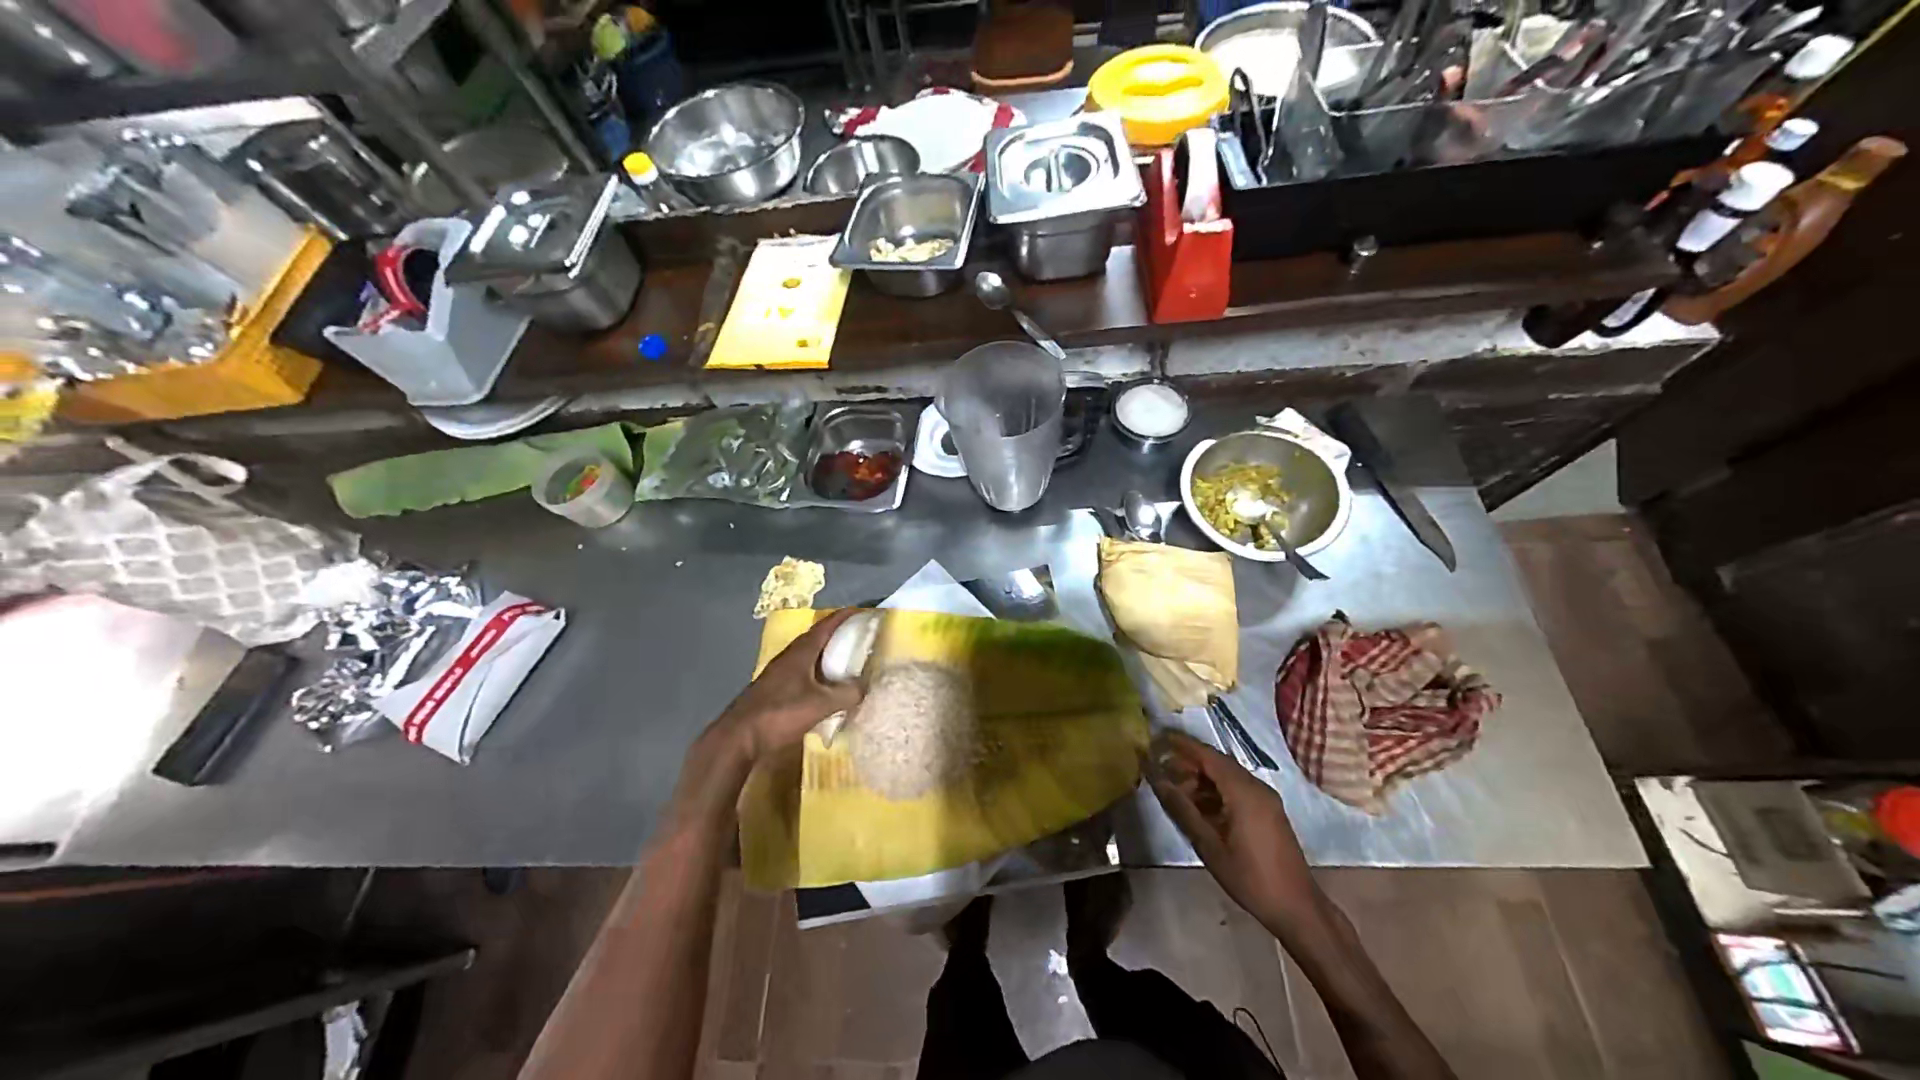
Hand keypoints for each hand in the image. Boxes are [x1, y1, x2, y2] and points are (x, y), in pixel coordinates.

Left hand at [716, 607, 865, 761]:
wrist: (739, 737)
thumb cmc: (780, 713)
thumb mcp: (820, 704)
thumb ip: (846, 694)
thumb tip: (864, 686)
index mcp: (800, 653)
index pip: (825, 626)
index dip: (843, 617)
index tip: (861, 611)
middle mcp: (788, 658)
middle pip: (816, 639)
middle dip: (836, 635)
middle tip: (858, 637)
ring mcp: (778, 675)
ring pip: (808, 658)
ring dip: (825, 656)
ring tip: (845, 662)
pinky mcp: (774, 691)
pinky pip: (802, 675)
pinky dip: (817, 675)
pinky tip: (824, 689)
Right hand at [1146, 730, 1325, 939]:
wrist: (1296, 907)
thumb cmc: (1250, 877)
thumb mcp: (1209, 845)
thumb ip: (1182, 809)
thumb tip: (1158, 781)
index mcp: (1244, 791)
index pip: (1208, 755)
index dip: (1182, 745)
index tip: (1157, 739)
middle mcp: (1257, 787)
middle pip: (1217, 763)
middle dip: (1188, 763)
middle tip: (1159, 768)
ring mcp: (1265, 799)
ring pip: (1226, 777)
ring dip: (1200, 779)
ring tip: (1173, 789)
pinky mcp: (1267, 811)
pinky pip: (1236, 789)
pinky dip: (1214, 791)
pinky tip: (1197, 806)